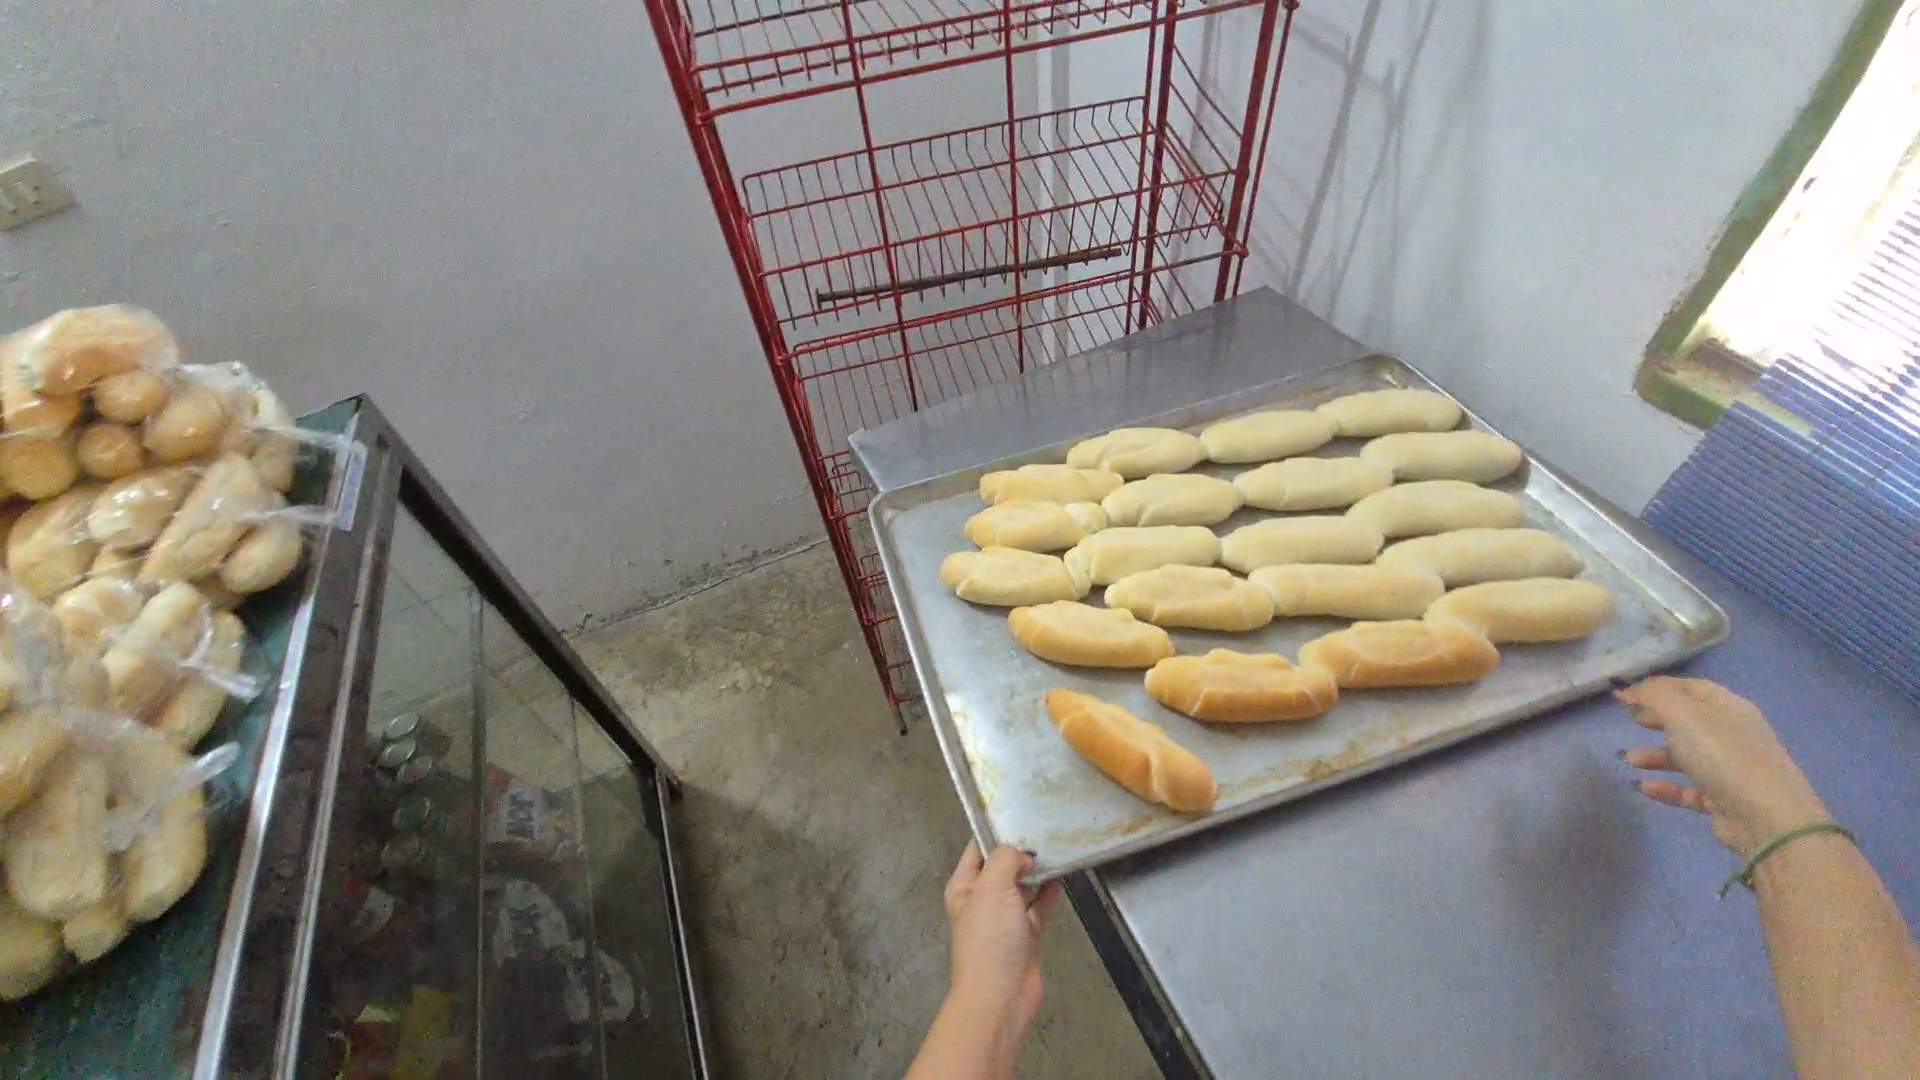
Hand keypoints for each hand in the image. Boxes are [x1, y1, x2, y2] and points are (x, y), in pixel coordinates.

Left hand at [942, 842, 1063, 1049]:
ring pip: (1022, 886)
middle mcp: (982, 899)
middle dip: (1020, 851)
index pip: (978, 849)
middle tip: (1043, 828)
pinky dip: (1048, 893)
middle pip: (1002, 866)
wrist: (1001, 998)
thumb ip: (1006, 859)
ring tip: (1056, 848)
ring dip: (1037, 871)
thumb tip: (1023, 854)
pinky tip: (1061, 877)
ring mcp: (1004, 919)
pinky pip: (1038, 907)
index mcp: (964, 886)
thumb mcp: (992, 887)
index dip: (996, 832)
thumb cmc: (989, 939)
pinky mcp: (1025, 935)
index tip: (1018, 813)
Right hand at [1617, 676, 1828, 855]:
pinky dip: (1666, 787)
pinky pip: (1689, 789)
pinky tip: (1645, 787)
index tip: (1626, 693)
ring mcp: (1731, 769)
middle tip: (1630, 720)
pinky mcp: (1725, 799)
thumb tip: (1628, 690)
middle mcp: (1733, 736)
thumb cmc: (1723, 756)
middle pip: (1689, 721)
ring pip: (1686, 756)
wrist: (1767, 819)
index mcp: (1730, 710)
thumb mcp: (1683, 715)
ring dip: (1655, 756)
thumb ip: (1653, 696)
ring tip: (1630, 760)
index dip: (1659, 686)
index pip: (1693, 688)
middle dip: (1657, 718)